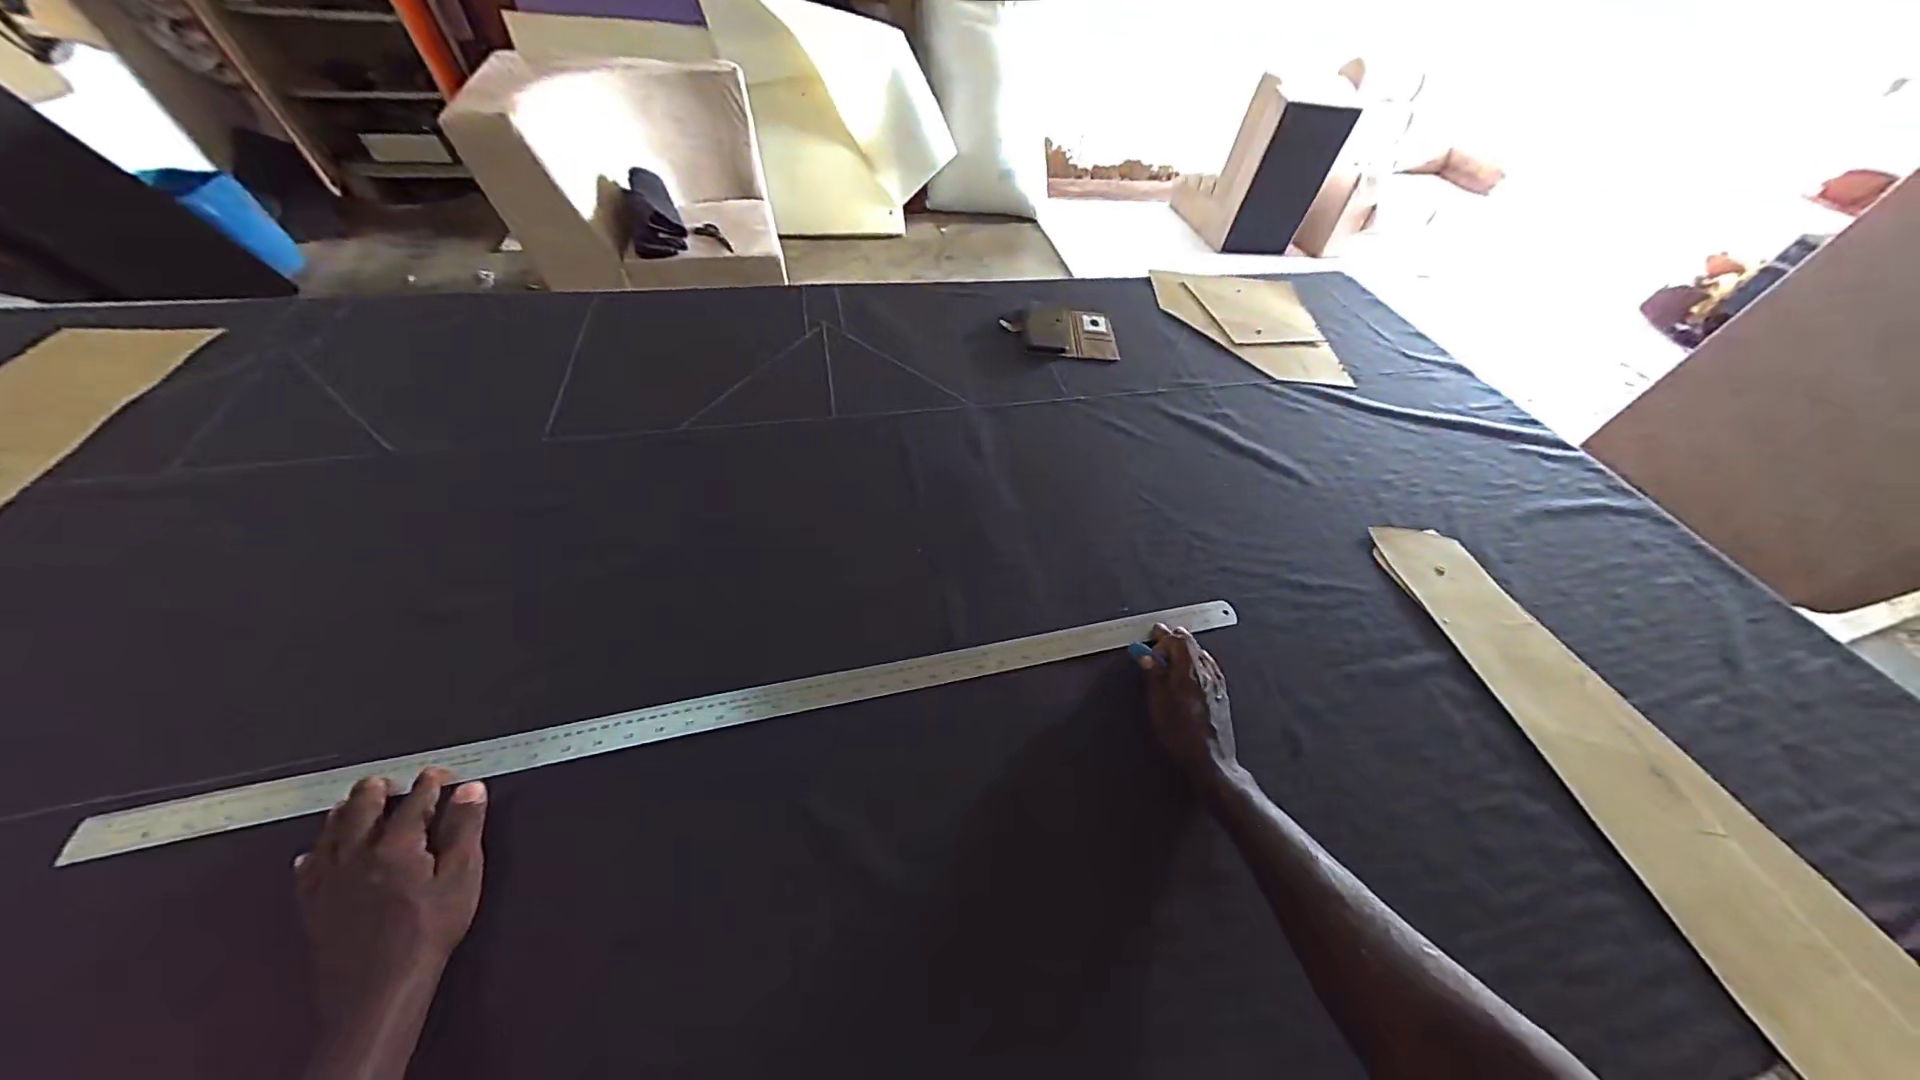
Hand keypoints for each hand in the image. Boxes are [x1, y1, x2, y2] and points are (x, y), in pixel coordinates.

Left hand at [295, 768, 486, 1023]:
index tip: (439, 774)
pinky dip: (314, 853)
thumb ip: (465, 829)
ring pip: (330, 835)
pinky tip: (315, 852)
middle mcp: (357, 856)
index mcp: (397, 846)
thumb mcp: (462, 876)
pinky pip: (307, 870)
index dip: (430, 783)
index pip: (414, 802)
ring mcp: (329, 882)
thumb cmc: (429, 929)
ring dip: (343, 813)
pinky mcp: (313, 906)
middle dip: (375, 791)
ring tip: (351, 802)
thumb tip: (470, 790)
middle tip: (384, 780)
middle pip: (361, 811)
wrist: (379, 987)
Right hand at [1135, 624, 1238, 788]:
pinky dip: (1196, 660)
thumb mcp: (1158, 705)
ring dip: (1185, 648)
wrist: (1210, 760)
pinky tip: (1188, 668)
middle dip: (1174, 638)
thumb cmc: (1182, 736)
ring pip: (1201, 654)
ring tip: (1171, 650)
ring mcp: (1216, 683)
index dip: (1163, 637)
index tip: (1151, 641)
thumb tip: (1147, 658)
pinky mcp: (1220, 693)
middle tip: (1159, 636)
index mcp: (1189, 672)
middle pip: (1192, 644)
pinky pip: (1208, 666)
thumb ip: (1154, 677)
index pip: (1179, 641)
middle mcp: (1206, 673)